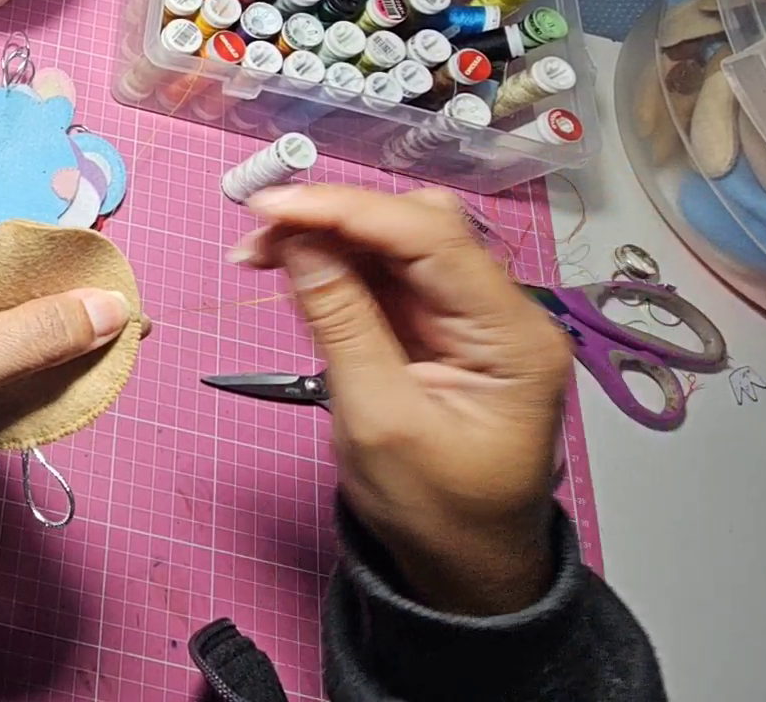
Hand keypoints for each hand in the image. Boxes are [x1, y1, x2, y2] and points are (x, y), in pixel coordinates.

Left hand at [0, 232, 129, 504]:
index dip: (70, 275)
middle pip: (17, 292)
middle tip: (124, 347)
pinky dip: (22, 380)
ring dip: (46, 358)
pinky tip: (51, 398)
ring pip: (11, 330)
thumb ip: (32, 336)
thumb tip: (112, 306)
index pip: (13, 252)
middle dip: (65, 322)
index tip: (128, 303)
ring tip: (95, 379)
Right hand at [230, 185, 572, 614]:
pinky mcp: (424, 322)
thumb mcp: (377, 416)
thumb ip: (340, 320)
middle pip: (412, 226)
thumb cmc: (432, 503)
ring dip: (318, 235)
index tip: (268, 206)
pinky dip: (322, 261)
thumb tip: (296, 241)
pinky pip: (372, 271)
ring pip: (386, 241)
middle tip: (257, 234)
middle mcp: (492, 309)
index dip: (344, 210)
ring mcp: (458, 313)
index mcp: (509, 334)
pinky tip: (284, 269)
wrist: (458, 558)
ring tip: (256, 254)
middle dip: (330, 217)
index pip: (429, 238)